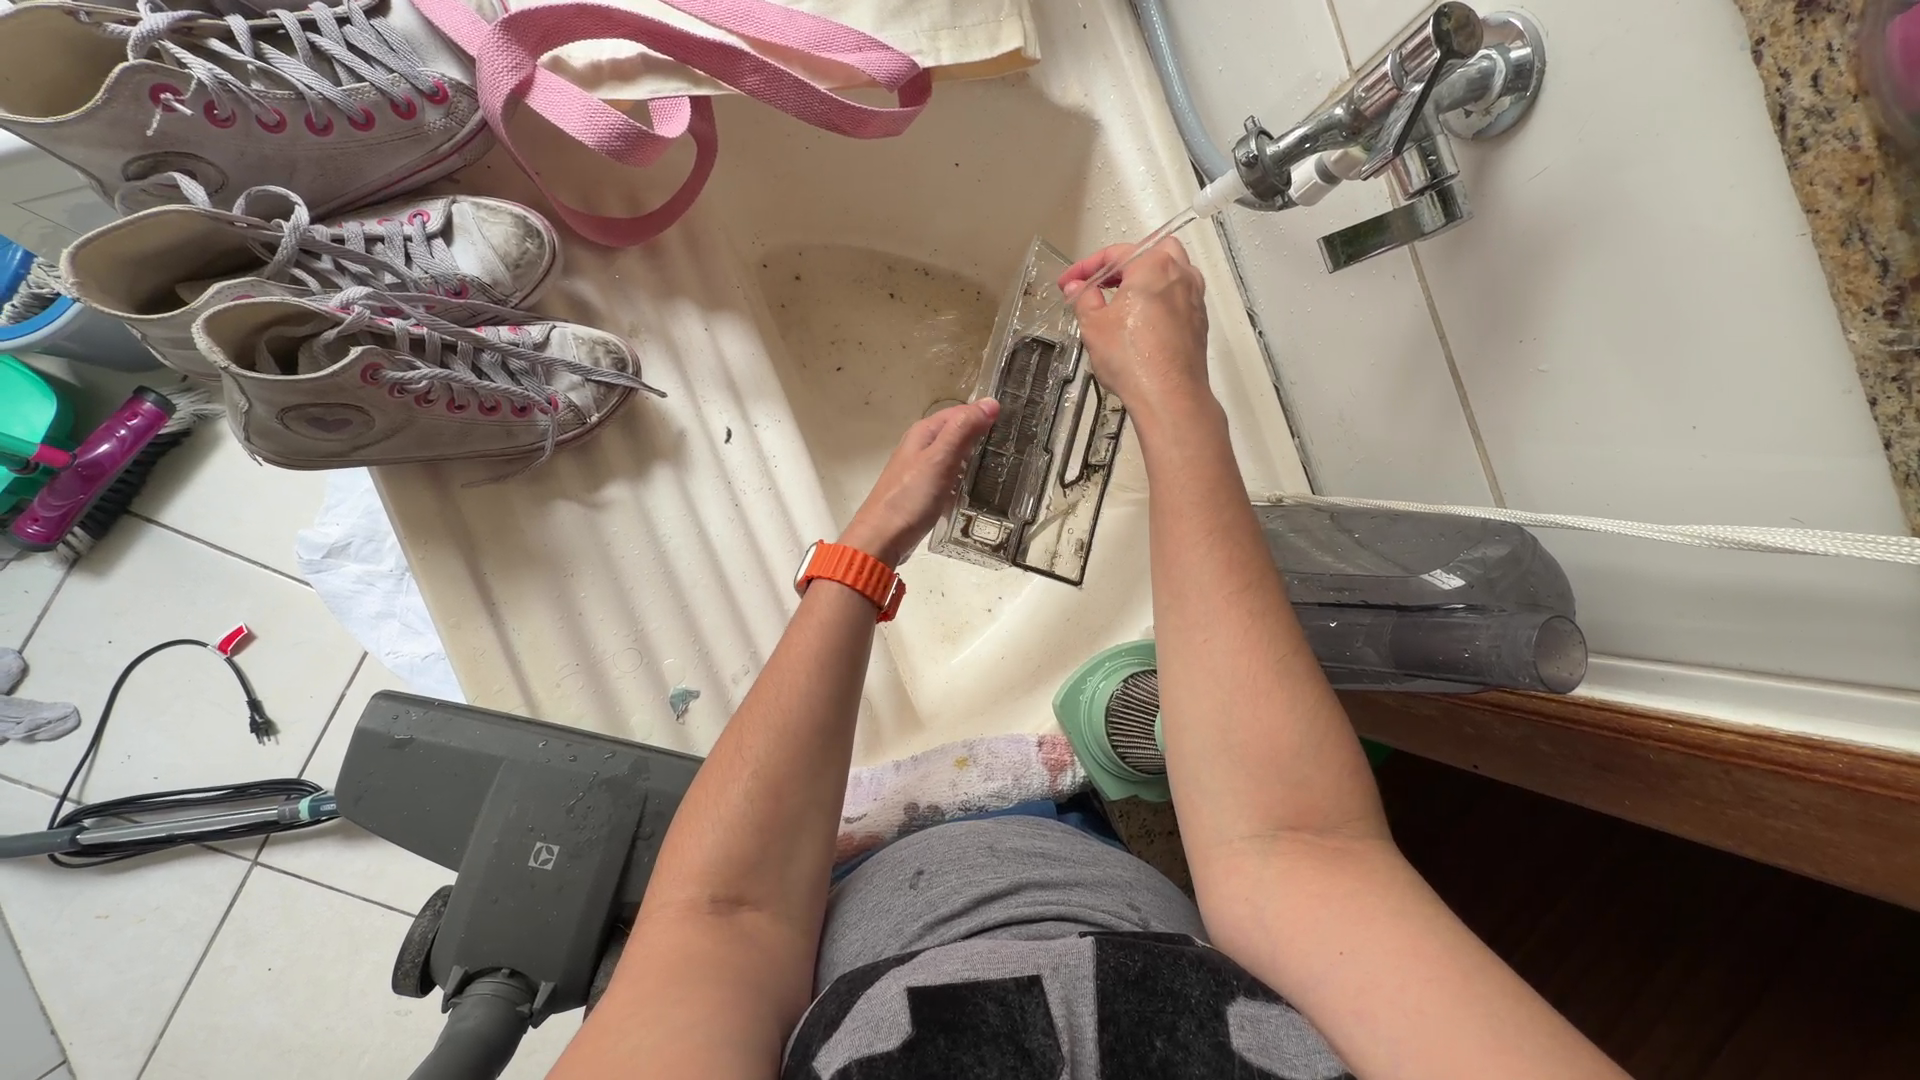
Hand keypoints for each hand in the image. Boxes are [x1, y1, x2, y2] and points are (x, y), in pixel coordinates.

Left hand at [840, 399, 1000, 565]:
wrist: (883, 537)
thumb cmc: (911, 497)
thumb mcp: (940, 460)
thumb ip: (964, 431)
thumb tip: (991, 403)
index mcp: (924, 432)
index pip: (961, 412)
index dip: (984, 416)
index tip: (1011, 427)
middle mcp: (921, 445)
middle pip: (957, 433)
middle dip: (981, 437)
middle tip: (1011, 449)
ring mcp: (921, 469)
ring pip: (954, 455)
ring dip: (974, 459)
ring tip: (1000, 467)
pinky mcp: (923, 490)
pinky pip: (950, 476)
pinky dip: (963, 479)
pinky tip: (975, 489)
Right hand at [1058, 238, 1211, 418]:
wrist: (1169, 396)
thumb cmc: (1136, 361)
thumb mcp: (1093, 325)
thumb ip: (1084, 298)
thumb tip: (1079, 288)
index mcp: (1153, 265)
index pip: (1114, 254)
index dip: (1086, 267)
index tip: (1071, 281)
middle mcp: (1180, 275)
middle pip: (1150, 252)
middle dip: (1123, 264)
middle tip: (1101, 282)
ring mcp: (1194, 298)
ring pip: (1170, 273)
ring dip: (1145, 280)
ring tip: (1122, 300)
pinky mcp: (1198, 322)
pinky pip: (1177, 298)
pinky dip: (1159, 300)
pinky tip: (1141, 321)